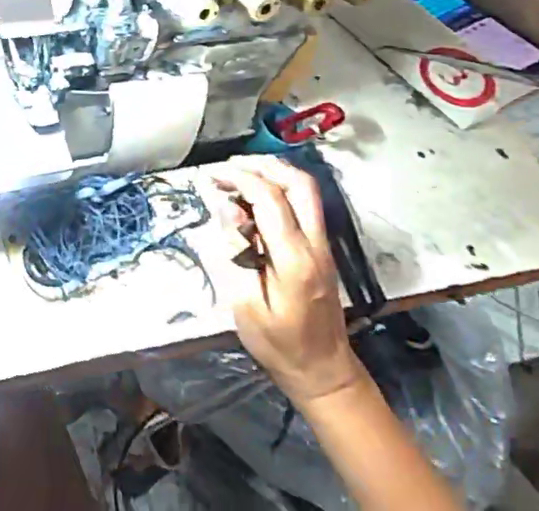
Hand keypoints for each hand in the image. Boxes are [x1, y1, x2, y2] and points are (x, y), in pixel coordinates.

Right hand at [206, 156, 362, 404]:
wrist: (324, 372)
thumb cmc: (281, 346)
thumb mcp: (246, 307)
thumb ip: (237, 254)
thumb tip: (229, 210)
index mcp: (295, 259)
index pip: (271, 199)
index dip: (241, 178)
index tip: (214, 176)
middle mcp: (315, 244)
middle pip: (299, 183)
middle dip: (262, 165)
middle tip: (229, 167)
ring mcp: (322, 245)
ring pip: (305, 190)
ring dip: (272, 173)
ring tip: (238, 175)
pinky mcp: (320, 249)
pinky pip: (303, 205)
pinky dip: (278, 189)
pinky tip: (253, 198)